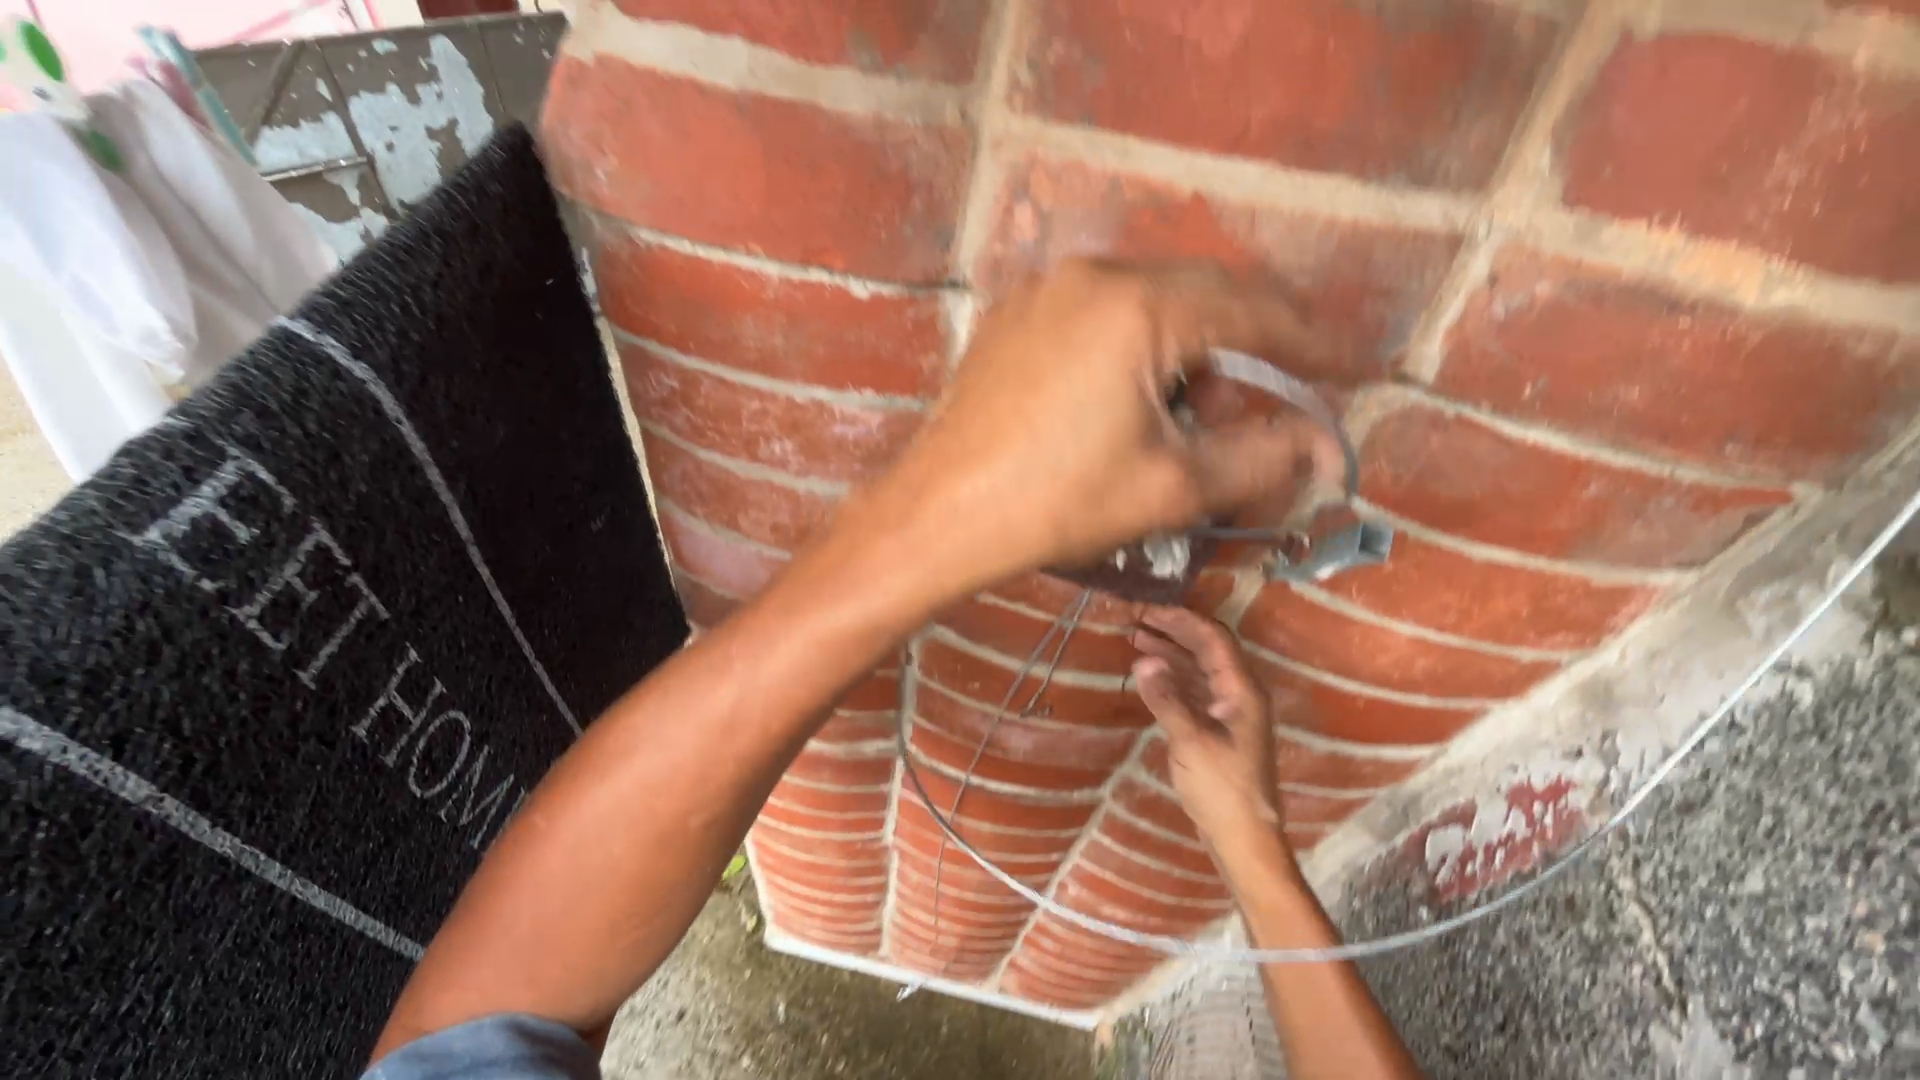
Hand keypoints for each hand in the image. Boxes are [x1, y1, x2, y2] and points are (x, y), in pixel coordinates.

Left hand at [857, 259, 1344, 591]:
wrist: (938, 514)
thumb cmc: (1057, 503)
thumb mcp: (1171, 487)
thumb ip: (1260, 457)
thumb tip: (1321, 446)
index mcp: (1139, 305)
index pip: (1254, 307)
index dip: (1308, 340)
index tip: (1345, 367)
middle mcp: (1090, 276)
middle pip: (1200, 295)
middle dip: (1246, 345)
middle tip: (1270, 399)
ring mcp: (1042, 291)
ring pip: (1146, 303)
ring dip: (1187, 348)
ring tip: (1192, 415)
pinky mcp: (1012, 318)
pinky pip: (1096, 314)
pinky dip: (1133, 347)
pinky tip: (1129, 399)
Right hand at [1131, 605, 1285, 857]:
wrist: (1243, 834)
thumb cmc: (1221, 787)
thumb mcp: (1190, 741)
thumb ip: (1167, 698)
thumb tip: (1143, 660)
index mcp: (1241, 690)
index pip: (1213, 639)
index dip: (1181, 621)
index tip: (1147, 611)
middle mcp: (1239, 693)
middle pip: (1208, 649)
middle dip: (1174, 632)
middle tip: (1137, 620)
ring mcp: (1230, 711)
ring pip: (1200, 669)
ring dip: (1171, 653)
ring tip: (1136, 640)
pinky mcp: (1218, 728)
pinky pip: (1195, 690)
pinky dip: (1173, 678)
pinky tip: (1150, 676)